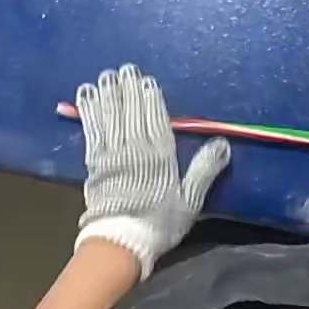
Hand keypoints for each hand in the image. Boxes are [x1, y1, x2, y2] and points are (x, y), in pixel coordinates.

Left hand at [73, 64, 229, 278]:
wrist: (122, 240)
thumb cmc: (160, 222)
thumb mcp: (190, 199)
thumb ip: (204, 169)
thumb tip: (222, 143)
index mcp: (160, 154)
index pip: (155, 117)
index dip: (150, 97)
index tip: (146, 80)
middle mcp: (135, 147)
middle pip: (132, 110)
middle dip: (128, 87)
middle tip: (124, 68)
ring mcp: (112, 151)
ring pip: (111, 114)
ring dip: (108, 92)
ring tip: (106, 74)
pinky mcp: (94, 159)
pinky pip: (91, 128)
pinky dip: (89, 109)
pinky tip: (86, 94)